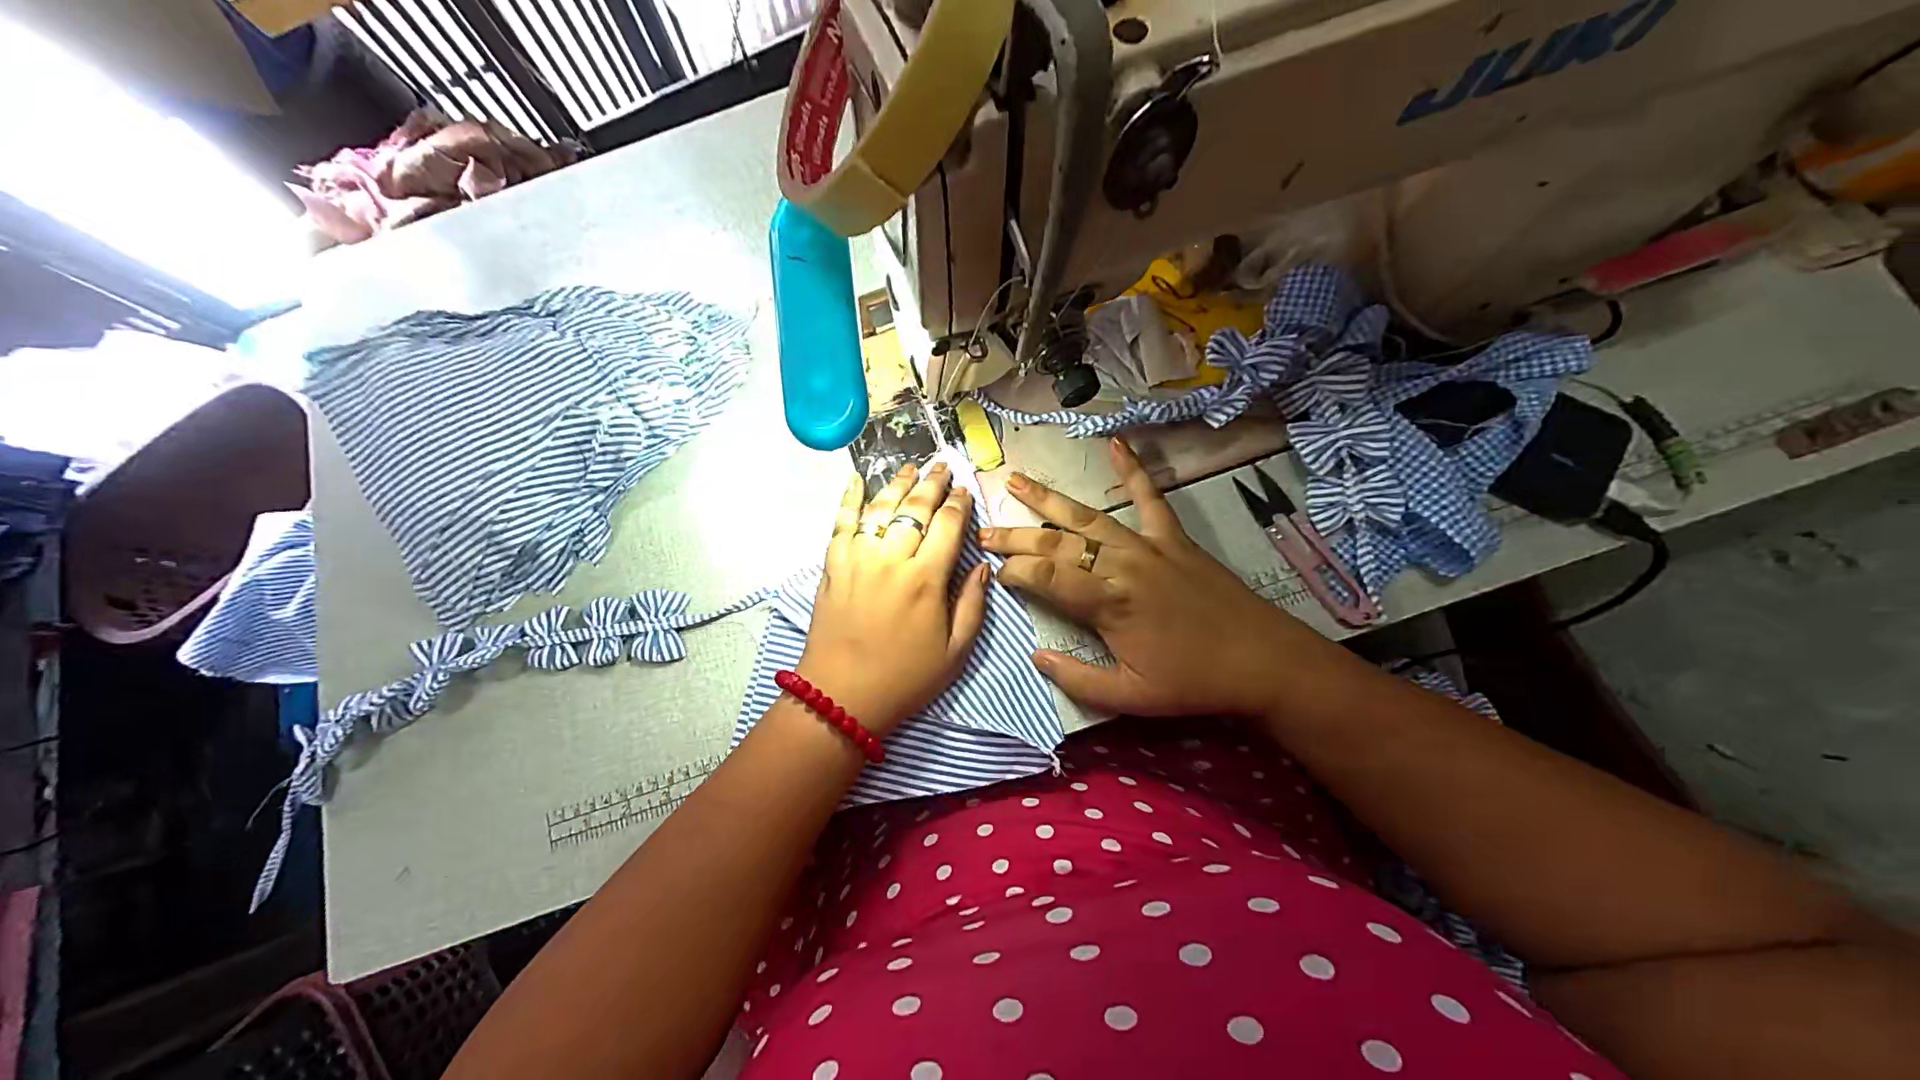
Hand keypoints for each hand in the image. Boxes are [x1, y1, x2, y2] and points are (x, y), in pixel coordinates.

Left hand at [798, 462, 990, 733]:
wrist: (842, 697)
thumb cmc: (905, 678)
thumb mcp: (955, 651)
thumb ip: (973, 604)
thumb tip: (984, 565)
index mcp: (925, 580)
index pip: (948, 526)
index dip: (959, 503)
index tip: (965, 489)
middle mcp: (891, 560)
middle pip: (915, 509)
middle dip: (932, 483)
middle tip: (942, 466)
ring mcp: (857, 560)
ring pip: (880, 508)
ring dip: (897, 484)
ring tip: (910, 467)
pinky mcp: (833, 567)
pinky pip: (840, 524)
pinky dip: (849, 499)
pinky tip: (856, 480)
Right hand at [980, 438, 1347, 717]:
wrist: (1262, 660)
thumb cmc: (1193, 682)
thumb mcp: (1130, 697)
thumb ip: (1077, 679)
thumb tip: (1035, 656)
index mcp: (1107, 603)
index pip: (1044, 577)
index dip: (1014, 573)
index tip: (996, 575)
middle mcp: (1120, 565)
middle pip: (1056, 544)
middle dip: (1015, 537)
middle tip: (984, 531)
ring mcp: (1147, 546)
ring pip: (1087, 517)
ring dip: (1048, 499)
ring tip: (1015, 482)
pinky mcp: (1174, 538)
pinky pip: (1150, 498)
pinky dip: (1132, 470)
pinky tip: (1115, 444)